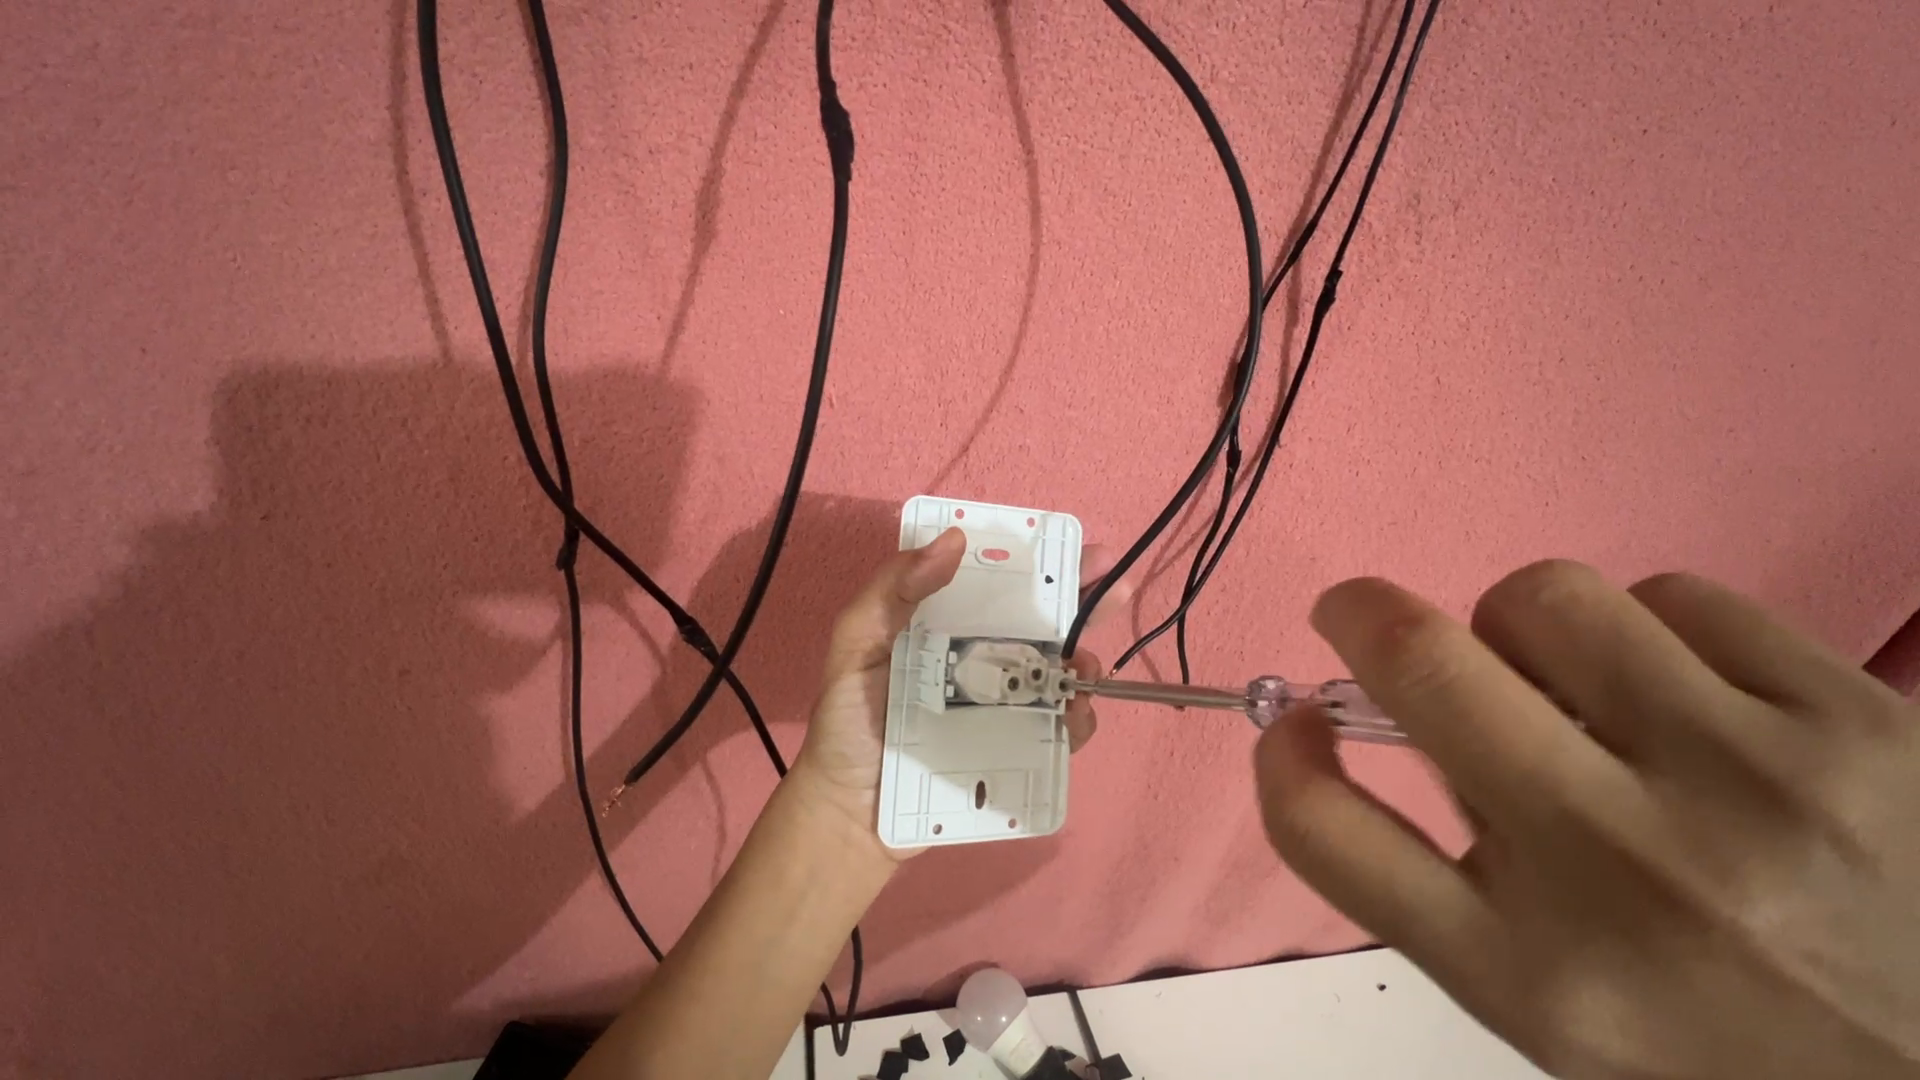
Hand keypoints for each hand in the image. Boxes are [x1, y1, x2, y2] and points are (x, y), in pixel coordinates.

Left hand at [790, 527, 1123, 860]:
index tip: (1073, 545)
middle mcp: (981, 658)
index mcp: (946, 626)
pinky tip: (1077, 713)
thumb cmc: (849, 723)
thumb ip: (893, 590)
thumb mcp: (856, 645)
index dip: (1037, 560)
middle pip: (1039, 622)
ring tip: (1085, 666)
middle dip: (1083, 601)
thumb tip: (954, 540)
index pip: (997, 582)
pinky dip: (1078, 719)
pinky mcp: (1013, 748)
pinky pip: (1058, 729)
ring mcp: (1001, 705)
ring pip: (1058, 673)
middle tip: (1116, 588)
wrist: (852, 812)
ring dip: (1083, 661)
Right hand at [1255, 561, 1919, 1078]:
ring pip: (1546, 597)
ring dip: (1519, 628)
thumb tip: (1377, 721)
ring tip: (1569, 684)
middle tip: (1355, 614)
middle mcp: (1623, 871)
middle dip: (1359, 612)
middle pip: (1420, 663)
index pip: (1325, 830)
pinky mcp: (1863, 722)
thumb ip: (1436, 876)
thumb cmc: (1711, 1036)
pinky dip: (1652, 632)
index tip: (1299, 727)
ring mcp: (1751, 787)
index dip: (1281, 757)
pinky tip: (1693, 699)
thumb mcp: (1546, 997)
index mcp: (1529, 971)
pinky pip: (1677, 596)